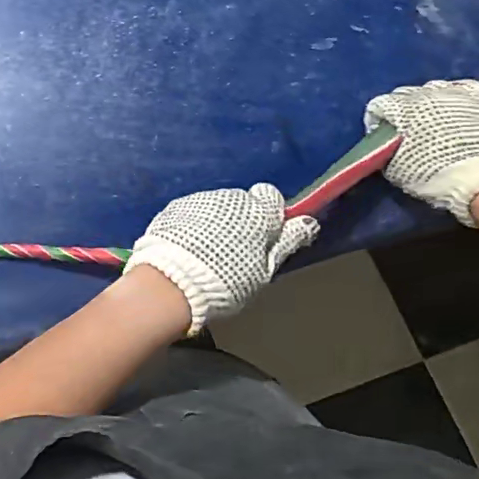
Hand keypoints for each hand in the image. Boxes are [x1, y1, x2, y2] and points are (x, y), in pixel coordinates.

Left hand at [123, 184, 318, 332]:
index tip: (263, 237)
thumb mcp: (265, 269)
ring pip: (213, 207)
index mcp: (254, 210)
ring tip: (206, 252)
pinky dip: (191, 226)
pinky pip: (189, 213)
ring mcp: (194, 201)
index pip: (270, 197)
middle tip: (234, 251)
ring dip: (214, 222)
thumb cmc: (226, 279)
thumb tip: (309, 223)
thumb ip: (287, 242)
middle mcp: (225, 197)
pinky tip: (186, 248)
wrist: (171, 281)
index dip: (268, 217)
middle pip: (239, 203)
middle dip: (239, 220)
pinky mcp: (170, 209)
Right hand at [364, 79, 478, 225]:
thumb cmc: (431, 172)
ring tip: (433, 117)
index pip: (378, 105)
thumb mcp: (394, 167)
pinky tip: (459, 104)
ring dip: (429, 100)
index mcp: (400, 109)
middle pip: (405, 93)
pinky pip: (468, 87)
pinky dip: (460, 94)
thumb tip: (388, 145)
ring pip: (436, 87)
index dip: (376, 121)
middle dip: (400, 108)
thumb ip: (387, 149)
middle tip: (404, 128)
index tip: (379, 136)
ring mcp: (458, 95)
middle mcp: (427, 95)